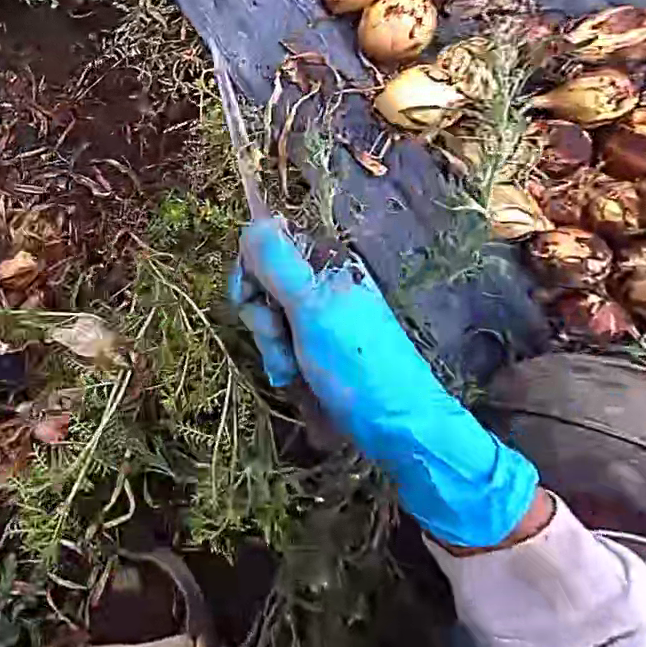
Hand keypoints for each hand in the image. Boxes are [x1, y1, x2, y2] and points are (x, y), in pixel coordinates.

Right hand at [229, 217, 539, 547]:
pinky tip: (294, 376)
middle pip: (259, 283)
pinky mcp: (314, 343)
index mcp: (324, 262)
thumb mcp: (312, 309)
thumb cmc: (355, 365)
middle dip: (261, 316)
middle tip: (283, 340)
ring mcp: (317, 314)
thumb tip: (254, 220)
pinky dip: (280, 358)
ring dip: (270, 344)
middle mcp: (319, 282)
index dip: (249, 275)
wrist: (396, 426)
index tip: (255, 302)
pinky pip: (279, 340)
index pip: (261, 247)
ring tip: (293, 366)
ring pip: (265, 315)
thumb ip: (279, 263)